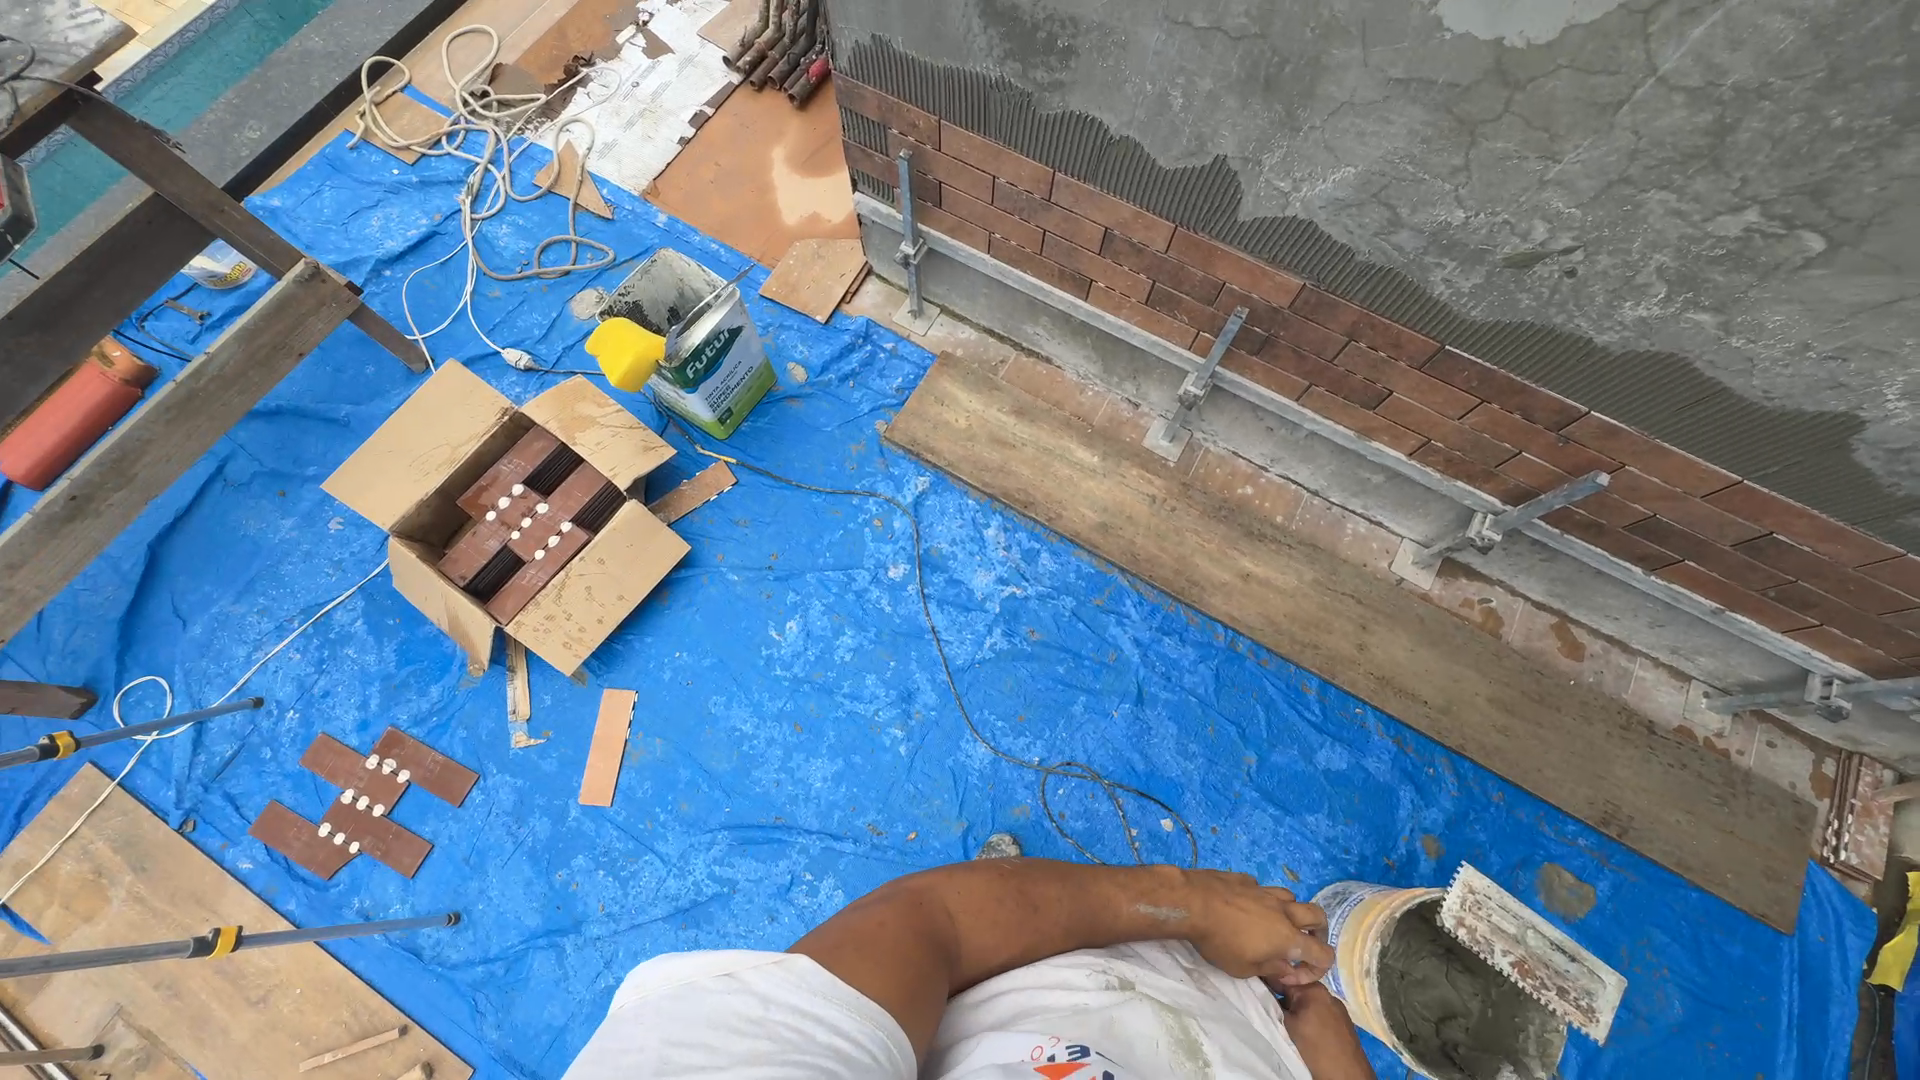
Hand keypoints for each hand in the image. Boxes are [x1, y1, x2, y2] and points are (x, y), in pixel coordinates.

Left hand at [1181, 871, 1334, 986]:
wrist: (1191, 901)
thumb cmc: (1218, 940)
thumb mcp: (1245, 968)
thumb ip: (1272, 968)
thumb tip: (1288, 968)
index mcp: (1288, 936)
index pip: (1323, 953)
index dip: (1316, 969)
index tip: (1293, 974)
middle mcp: (1282, 910)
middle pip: (1318, 916)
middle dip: (1317, 932)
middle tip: (1302, 943)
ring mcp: (1263, 890)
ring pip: (1291, 897)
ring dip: (1290, 912)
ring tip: (1274, 924)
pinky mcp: (1244, 878)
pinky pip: (1262, 888)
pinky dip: (1262, 899)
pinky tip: (1246, 907)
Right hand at [1271, 981, 1375, 1079]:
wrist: (1347, 1076)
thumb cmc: (1314, 1047)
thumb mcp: (1286, 1024)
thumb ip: (1274, 1003)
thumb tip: (1263, 991)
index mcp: (1312, 988)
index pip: (1282, 978)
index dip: (1267, 984)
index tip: (1259, 993)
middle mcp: (1327, 992)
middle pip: (1297, 990)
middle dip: (1286, 1000)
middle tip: (1277, 1014)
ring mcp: (1338, 1007)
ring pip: (1310, 1002)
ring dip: (1300, 1010)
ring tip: (1294, 1026)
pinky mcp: (1345, 1021)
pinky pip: (1322, 1012)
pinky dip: (1314, 1018)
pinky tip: (1311, 1033)